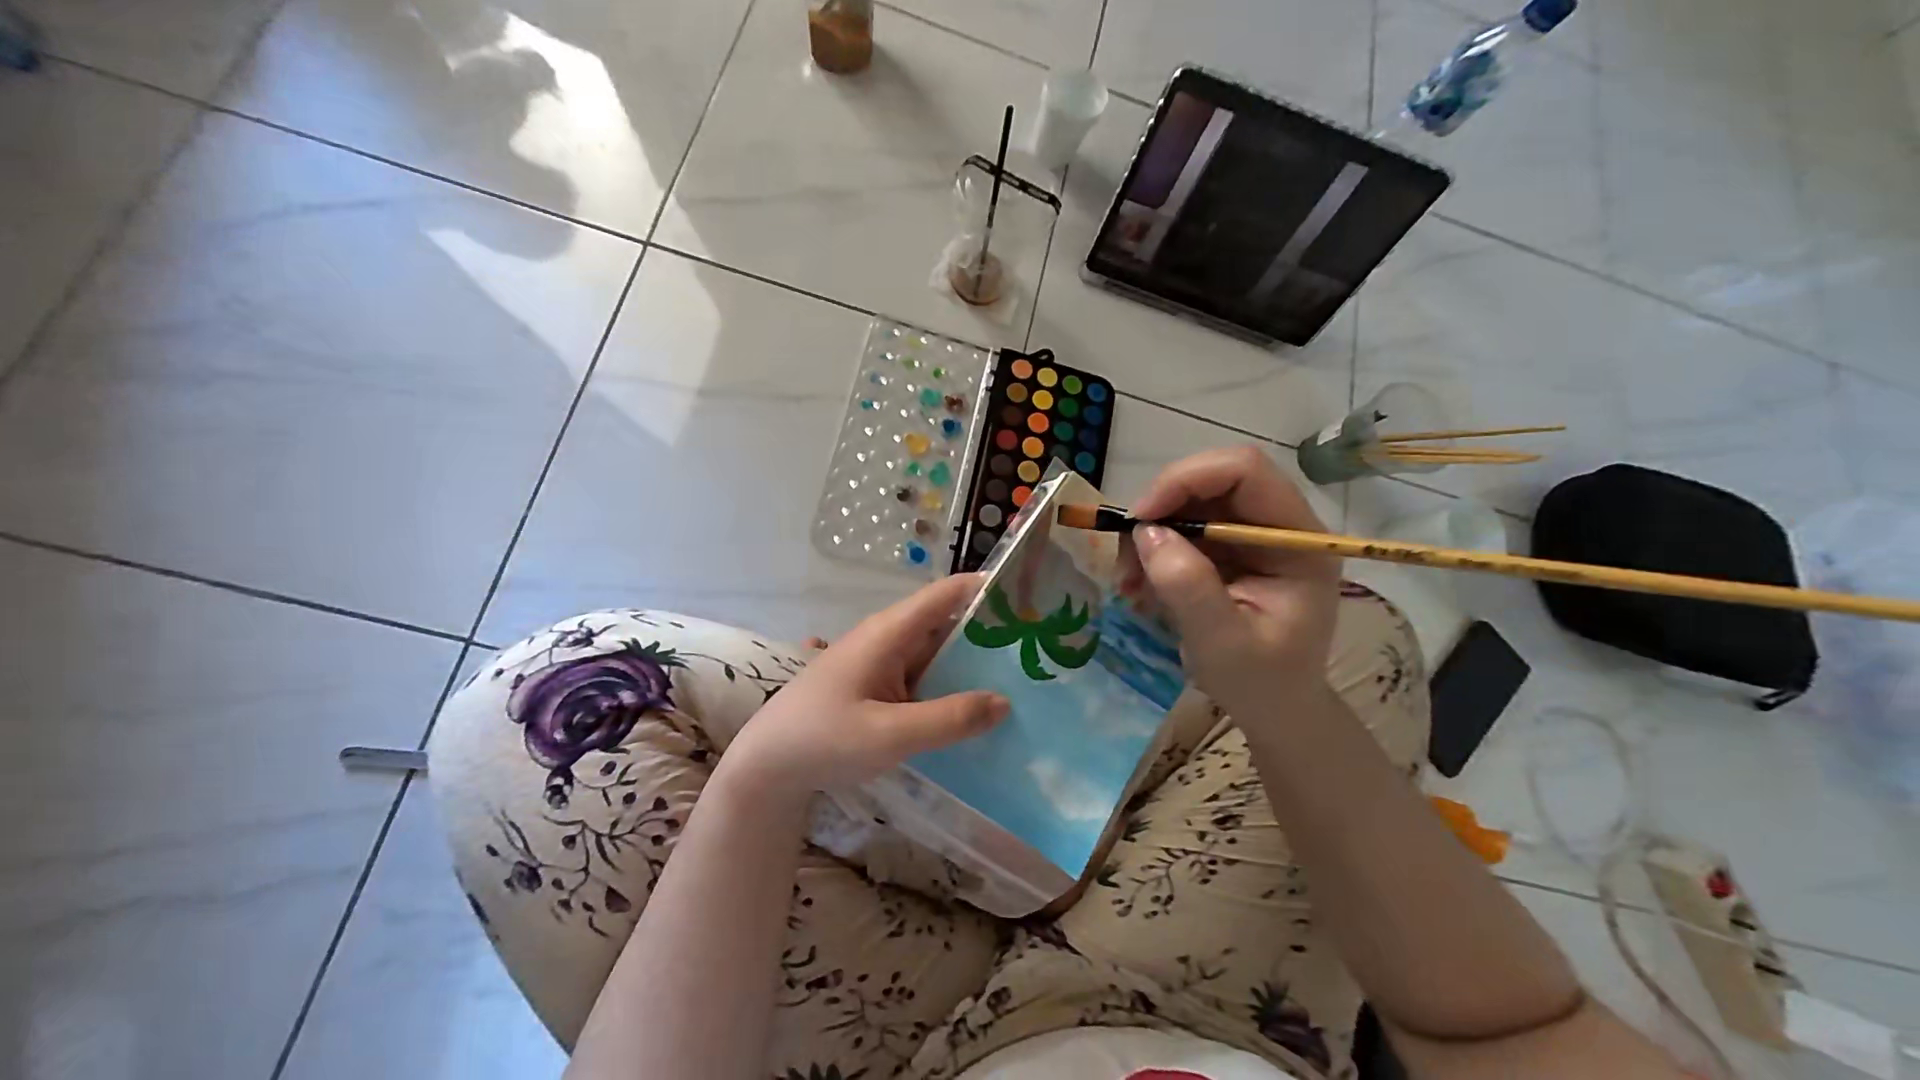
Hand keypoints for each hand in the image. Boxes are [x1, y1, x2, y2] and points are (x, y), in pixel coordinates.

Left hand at [722, 574, 1008, 800]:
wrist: (768, 765)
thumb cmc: (824, 740)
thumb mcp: (890, 734)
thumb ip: (949, 720)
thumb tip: (1004, 701)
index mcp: (890, 633)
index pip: (947, 594)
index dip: (987, 588)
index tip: (1032, 597)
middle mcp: (890, 639)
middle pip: (948, 623)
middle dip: (992, 631)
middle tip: (1042, 648)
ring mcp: (884, 664)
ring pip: (939, 654)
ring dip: (974, 663)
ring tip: (1025, 678)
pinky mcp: (881, 687)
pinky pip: (926, 678)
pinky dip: (953, 686)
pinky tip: (980, 708)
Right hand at [1119, 446, 1340, 724]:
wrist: (1274, 708)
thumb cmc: (1261, 682)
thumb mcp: (1223, 644)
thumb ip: (1189, 588)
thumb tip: (1146, 533)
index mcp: (1298, 540)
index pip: (1246, 472)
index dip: (1187, 480)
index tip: (1141, 519)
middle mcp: (1276, 524)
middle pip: (1211, 479)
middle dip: (1159, 510)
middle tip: (1126, 558)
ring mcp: (1249, 534)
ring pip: (1188, 501)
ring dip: (1148, 534)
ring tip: (1128, 583)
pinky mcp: (1226, 547)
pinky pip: (1179, 527)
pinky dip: (1149, 550)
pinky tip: (1138, 586)